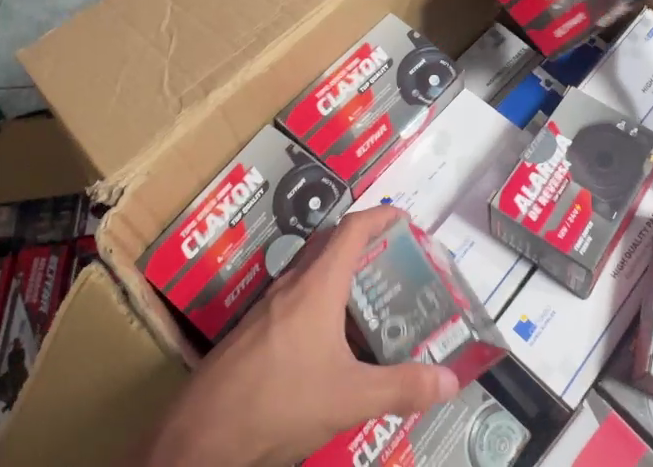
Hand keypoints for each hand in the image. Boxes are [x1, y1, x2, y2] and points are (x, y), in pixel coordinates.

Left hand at [147, 206, 459, 466]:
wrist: (201, 435)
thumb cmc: (280, 401)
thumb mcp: (350, 398)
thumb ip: (402, 387)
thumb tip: (450, 380)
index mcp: (316, 286)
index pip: (351, 230)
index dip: (379, 216)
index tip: (404, 218)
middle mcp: (290, 287)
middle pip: (329, 245)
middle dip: (363, 245)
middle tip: (396, 262)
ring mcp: (267, 310)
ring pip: (310, 275)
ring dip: (341, 277)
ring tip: (373, 302)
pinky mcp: (252, 334)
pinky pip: (294, 302)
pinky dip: (322, 305)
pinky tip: (333, 343)